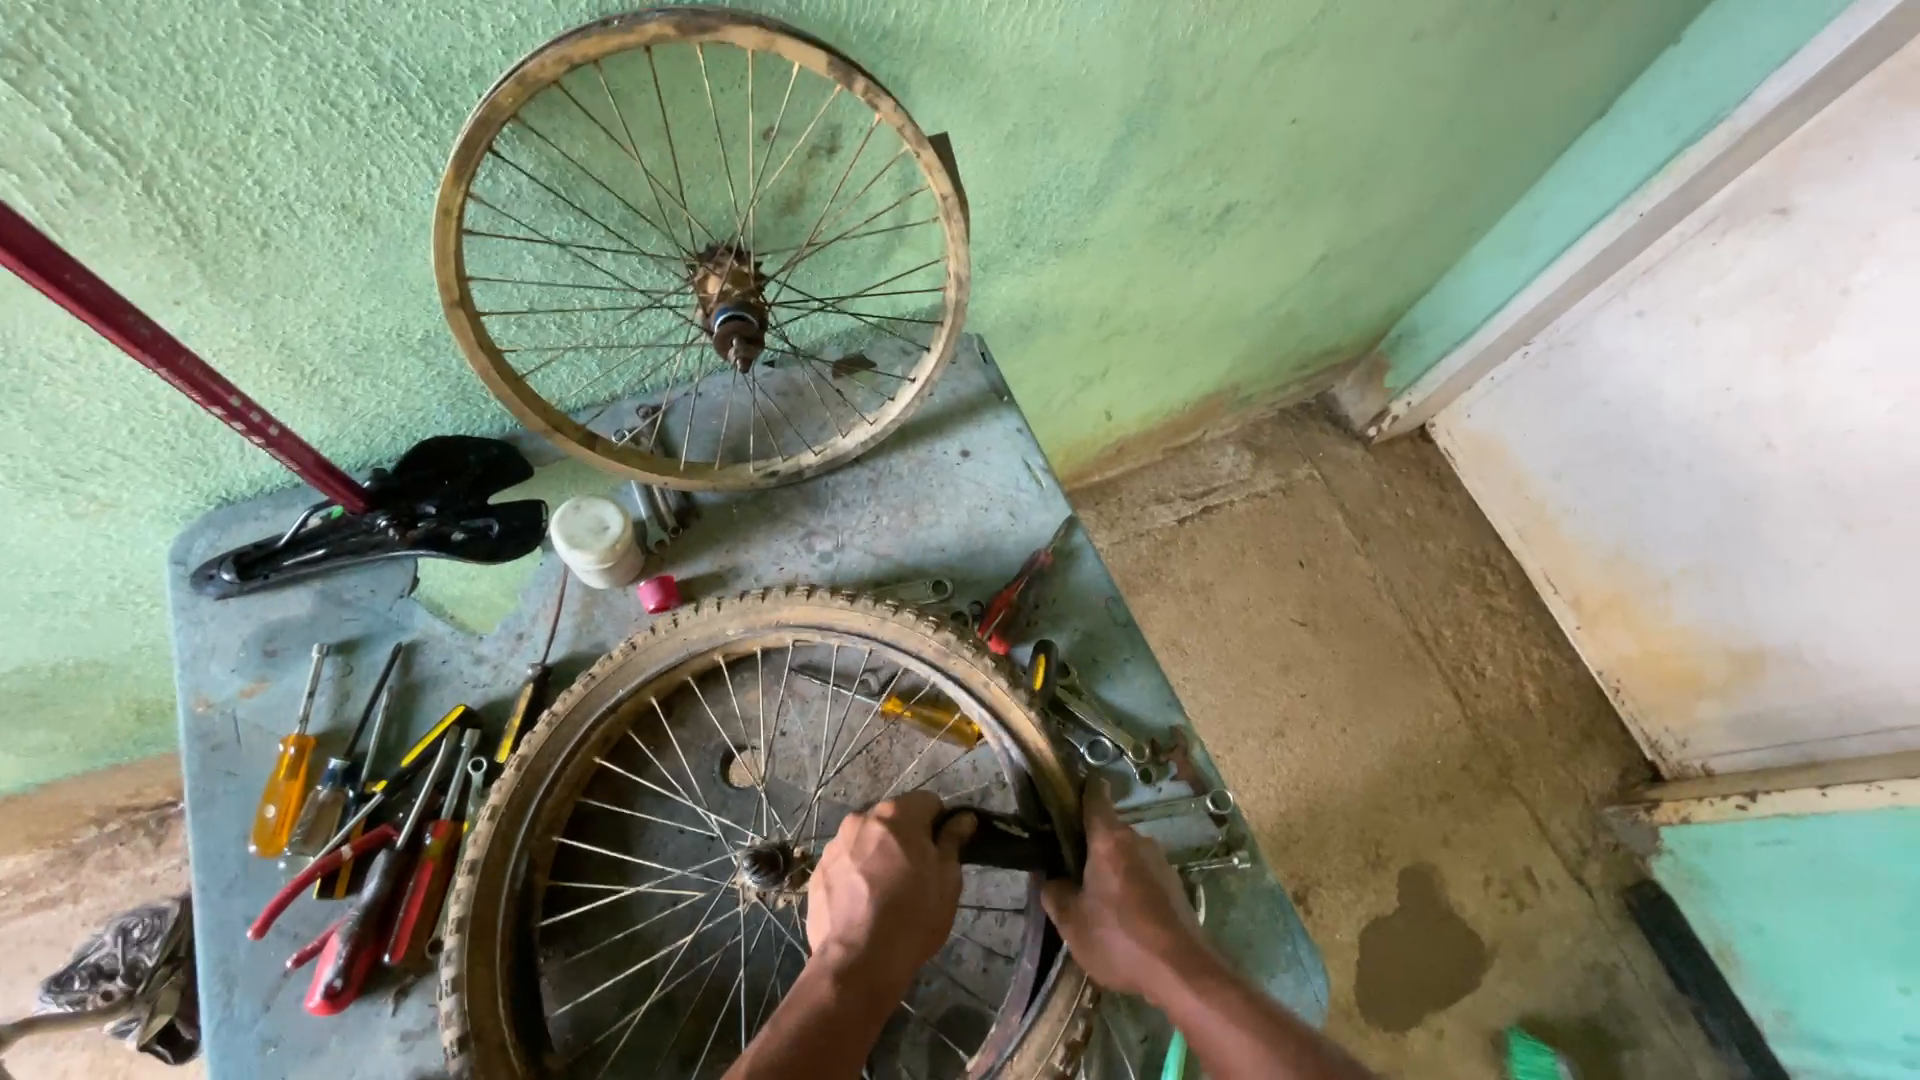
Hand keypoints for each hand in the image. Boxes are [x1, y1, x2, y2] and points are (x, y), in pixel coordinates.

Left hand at [805, 790, 976, 992]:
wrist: (859, 961)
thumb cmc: (913, 916)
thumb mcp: (947, 880)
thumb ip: (952, 841)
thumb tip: (963, 818)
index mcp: (897, 814)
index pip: (928, 802)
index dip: (939, 825)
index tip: (940, 853)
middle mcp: (862, 819)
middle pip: (894, 819)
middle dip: (906, 838)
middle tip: (916, 875)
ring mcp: (836, 844)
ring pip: (867, 840)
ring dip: (878, 854)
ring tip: (885, 893)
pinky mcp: (818, 870)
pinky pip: (846, 862)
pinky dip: (856, 874)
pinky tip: (862, 904)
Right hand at [1042, 778, 1205, 1005]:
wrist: (1181, 972)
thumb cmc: (1118, 938)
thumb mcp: (1071, 922)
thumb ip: (1055, 894)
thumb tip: (1052, 880)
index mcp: (1109, 839)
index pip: (1095, 797)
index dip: (1082, 789)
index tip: (1070, 789)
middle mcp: (1138, 841)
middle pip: (1109, 831)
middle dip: (1091, 845)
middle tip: (1070, 869)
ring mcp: (1162, 864)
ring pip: (1127, 856)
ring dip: (1112, 870)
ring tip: (1096, 901)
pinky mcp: (1176, 888)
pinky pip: (1144, 877)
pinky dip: (1131, 888)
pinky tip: (1123, 919)